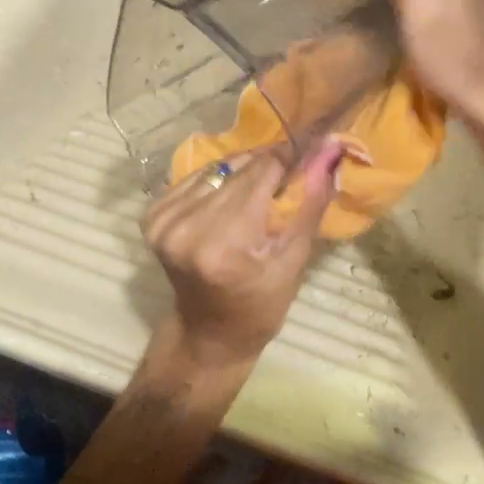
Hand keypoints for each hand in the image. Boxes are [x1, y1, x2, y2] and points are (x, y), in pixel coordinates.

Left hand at [142, 140, 344, 364]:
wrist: (208, 334)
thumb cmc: (260, 305)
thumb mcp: (295, 259)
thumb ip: (310, 201)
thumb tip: (330, 149)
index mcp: (224, 245)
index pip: (262, 172)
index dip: (289, 158)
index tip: (311, 152)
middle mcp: (187, 227)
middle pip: (240, 169)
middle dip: (269, 166)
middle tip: (290, 173)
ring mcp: (165, 220)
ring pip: (219, 168)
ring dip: (243, 171)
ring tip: (262, 188)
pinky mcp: (153, 214)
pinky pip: (197, 178)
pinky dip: (219, 181)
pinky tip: (231, 198)